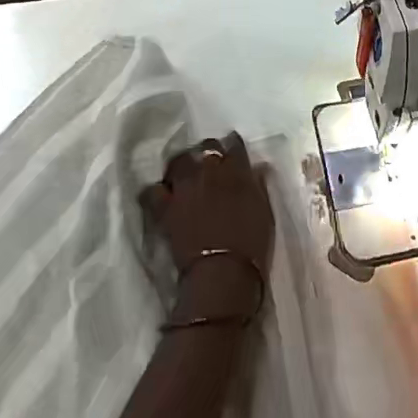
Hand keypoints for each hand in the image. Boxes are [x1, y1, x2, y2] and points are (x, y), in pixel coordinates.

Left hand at [142, 133, 272, 321]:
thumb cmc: (253, 245)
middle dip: (208, 153)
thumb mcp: (264, 211)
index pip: (233, 144)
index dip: (233, 146)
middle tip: (210, 166)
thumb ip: (257, 185)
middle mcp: (208, 170)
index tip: (233, 151)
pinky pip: (153, 190)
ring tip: (185, 177)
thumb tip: (256, 169)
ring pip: (178, 161)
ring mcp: (183, 186)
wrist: (224, 272)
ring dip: (183, 166)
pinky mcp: (164, 206)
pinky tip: (162, 197)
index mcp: (236, 171)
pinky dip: (157, 192)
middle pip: (204, 148)